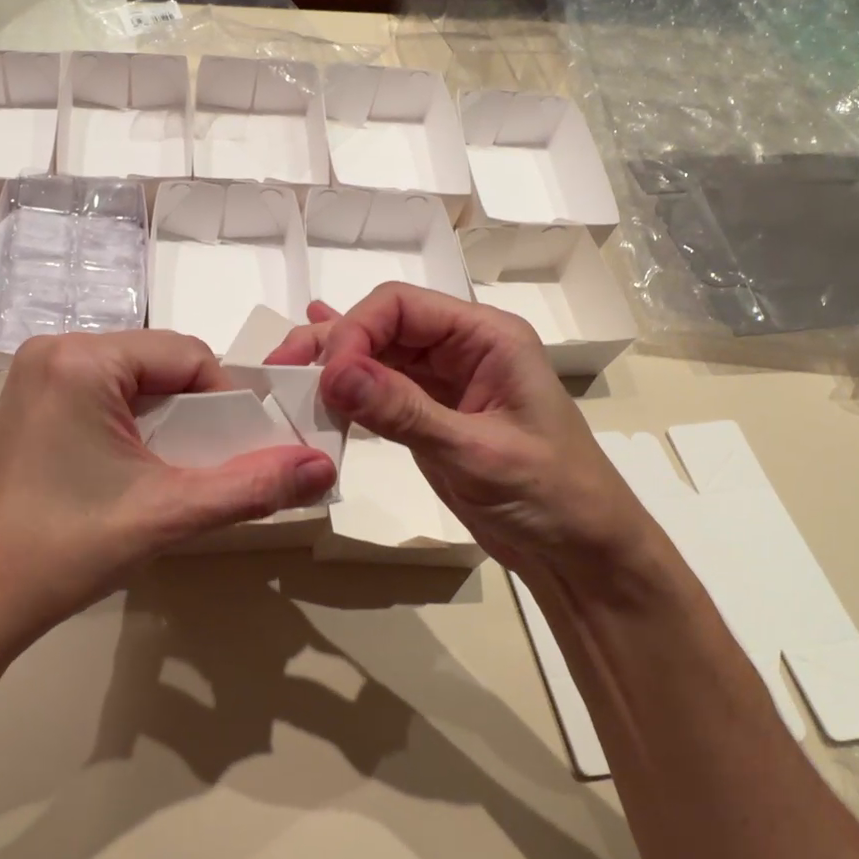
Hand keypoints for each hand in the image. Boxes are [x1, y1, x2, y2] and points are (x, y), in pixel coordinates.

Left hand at [0, 330, 337, 659]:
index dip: (227, 404)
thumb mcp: (168, 514)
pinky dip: (132, 430)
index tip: (238, 456)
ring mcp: (34, 377)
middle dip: (196, 417)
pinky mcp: (27, 406)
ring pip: (133, 383)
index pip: (188, 356)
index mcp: (82, 359)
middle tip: (207, 472)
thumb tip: (324, 467)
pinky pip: (102, 398)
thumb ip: (251, 486)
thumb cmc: (64, 550)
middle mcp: (53, 350)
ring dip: (166, 426)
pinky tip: (133, 477)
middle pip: (160, 365)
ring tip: (173, 480)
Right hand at [267, 284, 661, 576]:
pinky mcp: (429, 414)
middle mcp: (462, 348)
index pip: (401, 306)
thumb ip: (404, 411)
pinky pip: (380, 389)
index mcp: (486, 337)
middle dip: (332, 343)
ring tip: (283, 379)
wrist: (579, 552)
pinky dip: (347, 387)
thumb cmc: (549, 495)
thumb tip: (334, 374)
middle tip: (280, 371)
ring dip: (332, 366)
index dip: (355, 331)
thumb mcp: (475, 452)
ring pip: (376, 355)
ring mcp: (444, 382)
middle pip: (382, 324)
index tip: (324, 378)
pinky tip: (313, 371)